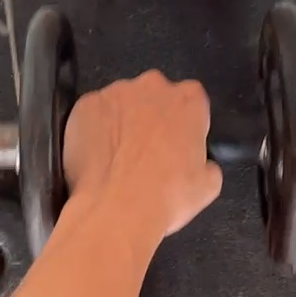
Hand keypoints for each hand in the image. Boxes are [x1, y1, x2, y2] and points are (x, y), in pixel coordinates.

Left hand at [63, 70, 222, 243]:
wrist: (117, 210)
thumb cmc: (167, 196)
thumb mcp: (209, 184)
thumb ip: (207, 160)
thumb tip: (201, 163)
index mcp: (189, 99)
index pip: (192, 101)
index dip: (185, 123)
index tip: (178, 143)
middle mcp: (154, 86)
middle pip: (156, 95)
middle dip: (153, 116)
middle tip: (148, 150)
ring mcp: (116, 93)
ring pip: (123, 102)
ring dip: (123, 121)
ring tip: (119, 157)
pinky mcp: (86, 105)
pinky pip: (93, 113)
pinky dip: (95, 129)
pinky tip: (98, 156)